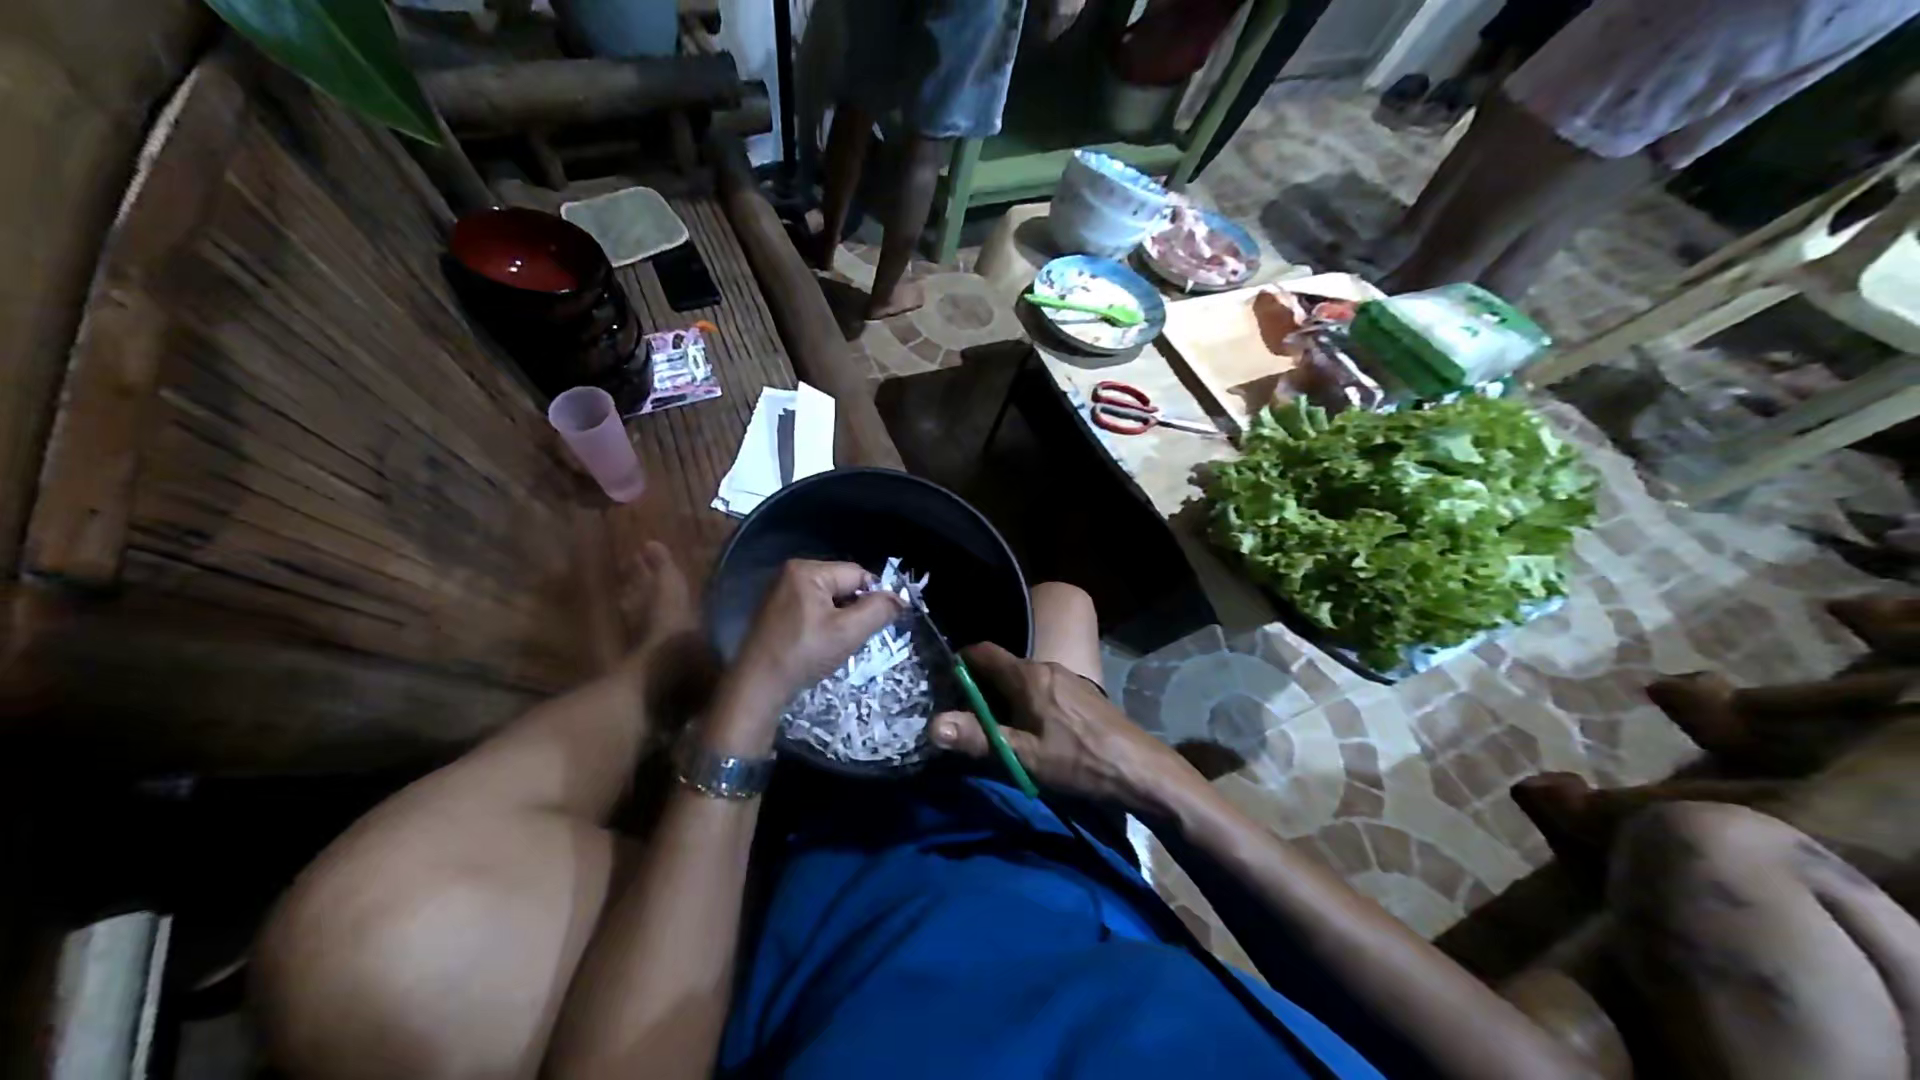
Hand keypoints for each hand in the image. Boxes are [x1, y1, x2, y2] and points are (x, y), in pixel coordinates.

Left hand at [711, 560, 903, 740]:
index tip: (878, 624)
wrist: (757, 687)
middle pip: (842, 585)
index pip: (858, 575)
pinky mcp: (775, 611)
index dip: (873, 598)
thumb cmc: (803, 655)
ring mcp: (780, 592)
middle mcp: (791, 573)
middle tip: (854, 637)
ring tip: (836, 644)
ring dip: (840, 619)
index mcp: (807, 570)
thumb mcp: (848, 632)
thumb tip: (901, 599)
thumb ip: (879, 610)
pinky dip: (823, 624)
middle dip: (855, 610)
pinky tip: (819, 645)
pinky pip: (812, 609)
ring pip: (829, 599)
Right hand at [929, 642, 1200, 813]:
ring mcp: (1068, 679)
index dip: (960, 664)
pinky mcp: (1082, 695)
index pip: (982, 652)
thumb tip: (933, 726)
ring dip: (1004, 698)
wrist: (1141, 770)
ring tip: (995, 728)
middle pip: (1002, 667)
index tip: (944, 687)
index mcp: (1028, 676)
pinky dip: (1026, 703)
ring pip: (1023, 679)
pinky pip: (1042, 689)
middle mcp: (1047, 668)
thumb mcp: (1024, 756)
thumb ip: (979, 738)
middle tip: (964, 716)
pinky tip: (1031, 731)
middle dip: (980, 687)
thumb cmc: (1079, 761)